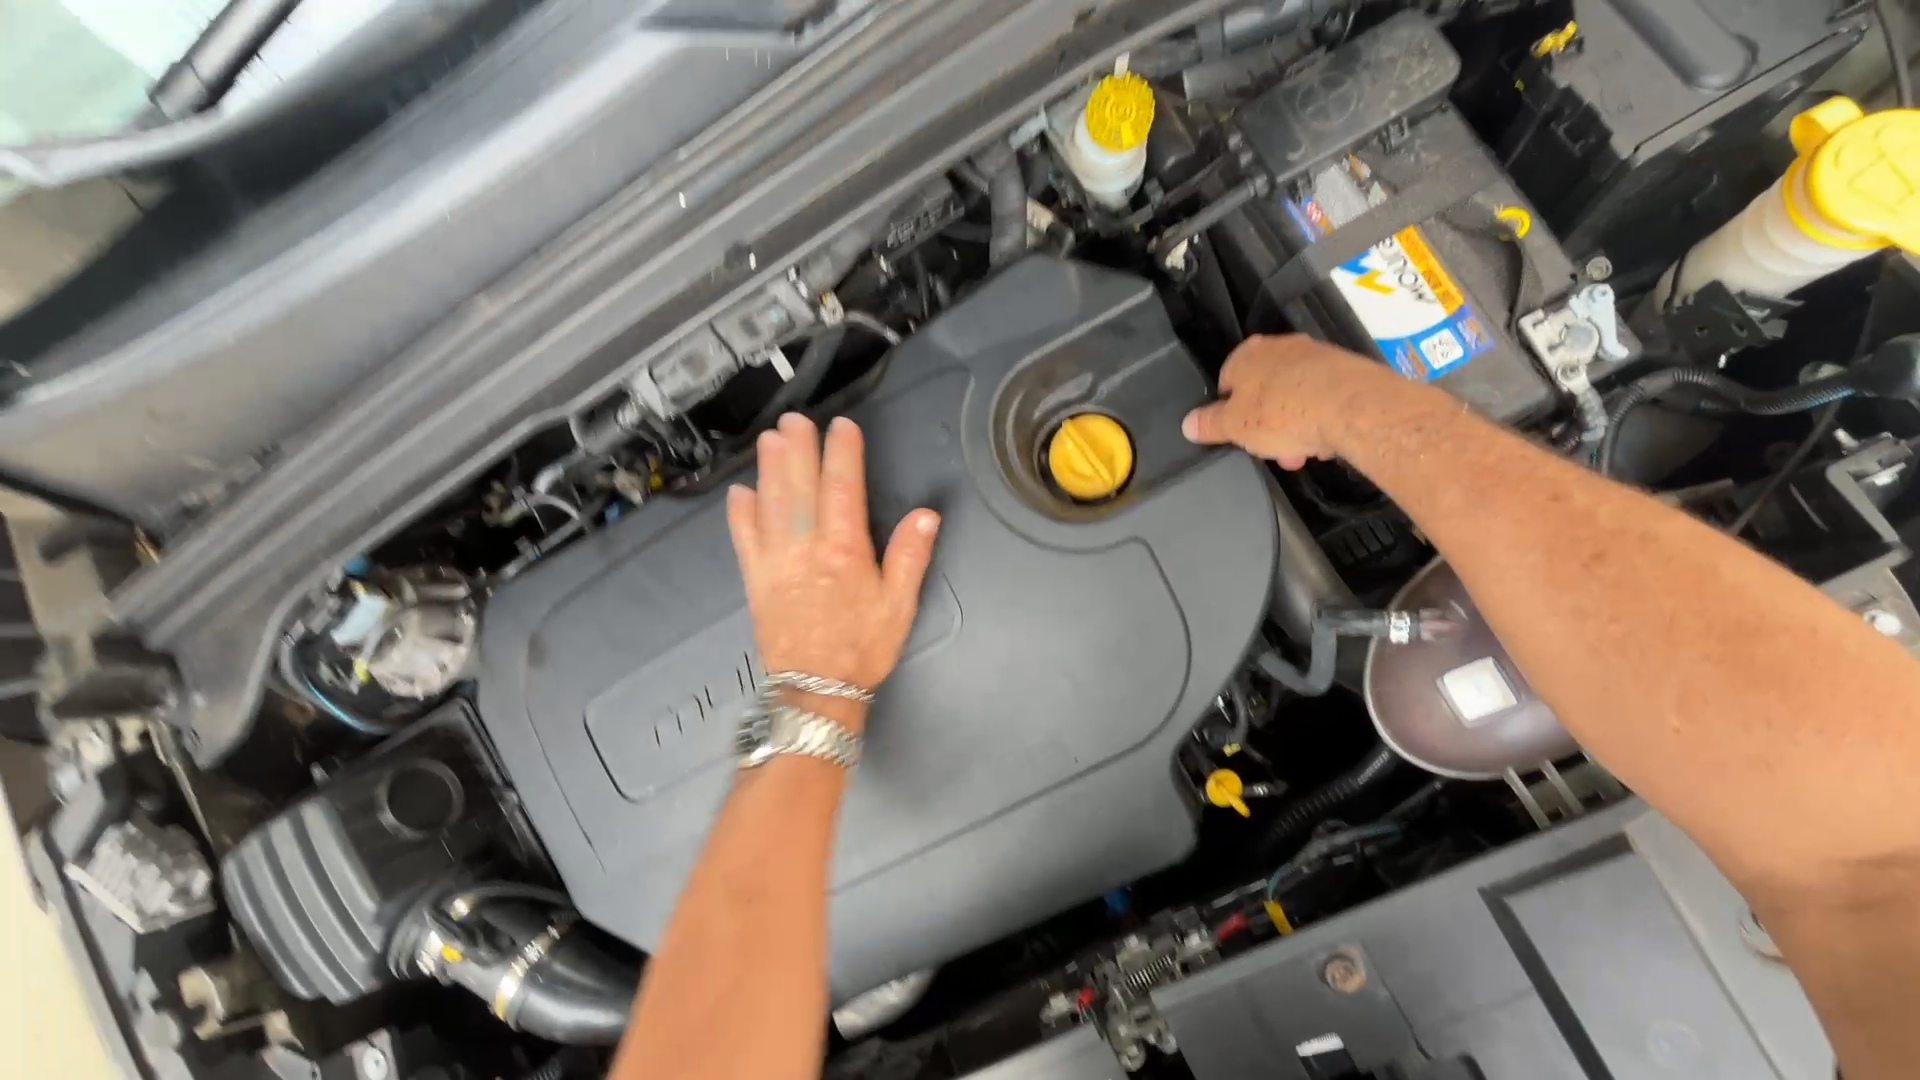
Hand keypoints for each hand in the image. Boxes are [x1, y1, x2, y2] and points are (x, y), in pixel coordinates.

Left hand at [726, 414, 940, 722]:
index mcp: (845, 549)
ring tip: (769, 440)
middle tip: (794, 420)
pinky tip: (739, 492)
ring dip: (769, 469)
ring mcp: (775, 561)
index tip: (841, 427)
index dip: (842, 453)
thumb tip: (927, 514)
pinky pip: (744, 539)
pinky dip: (740, 513)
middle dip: (797, 450)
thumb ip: (910, 556)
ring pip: (770, 504)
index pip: (843, 487)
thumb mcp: (900, 605)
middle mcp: (806, 547)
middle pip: (800, 487)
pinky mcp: (755, 578)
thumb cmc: (863, 646)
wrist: (816, 688)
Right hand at [1181, 335, 1386, 467]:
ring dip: (1293, 425)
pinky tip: (1324, 440)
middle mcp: (1280, 346)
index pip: (1226, 381)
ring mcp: (1316, 355)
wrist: (1352, 407)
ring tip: (1300, 451)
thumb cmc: (1282, 413)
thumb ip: (1209, 424)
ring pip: (1294, 395)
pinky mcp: (1346, 370)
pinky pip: (1322, 397)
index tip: (1238, 433)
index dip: (1229, 411)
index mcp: (1247, 355)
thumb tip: (1188, 424)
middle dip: (1265, 423)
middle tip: (1271, 449)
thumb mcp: (1234, 427)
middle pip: (1263, 390)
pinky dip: (1320, 417)